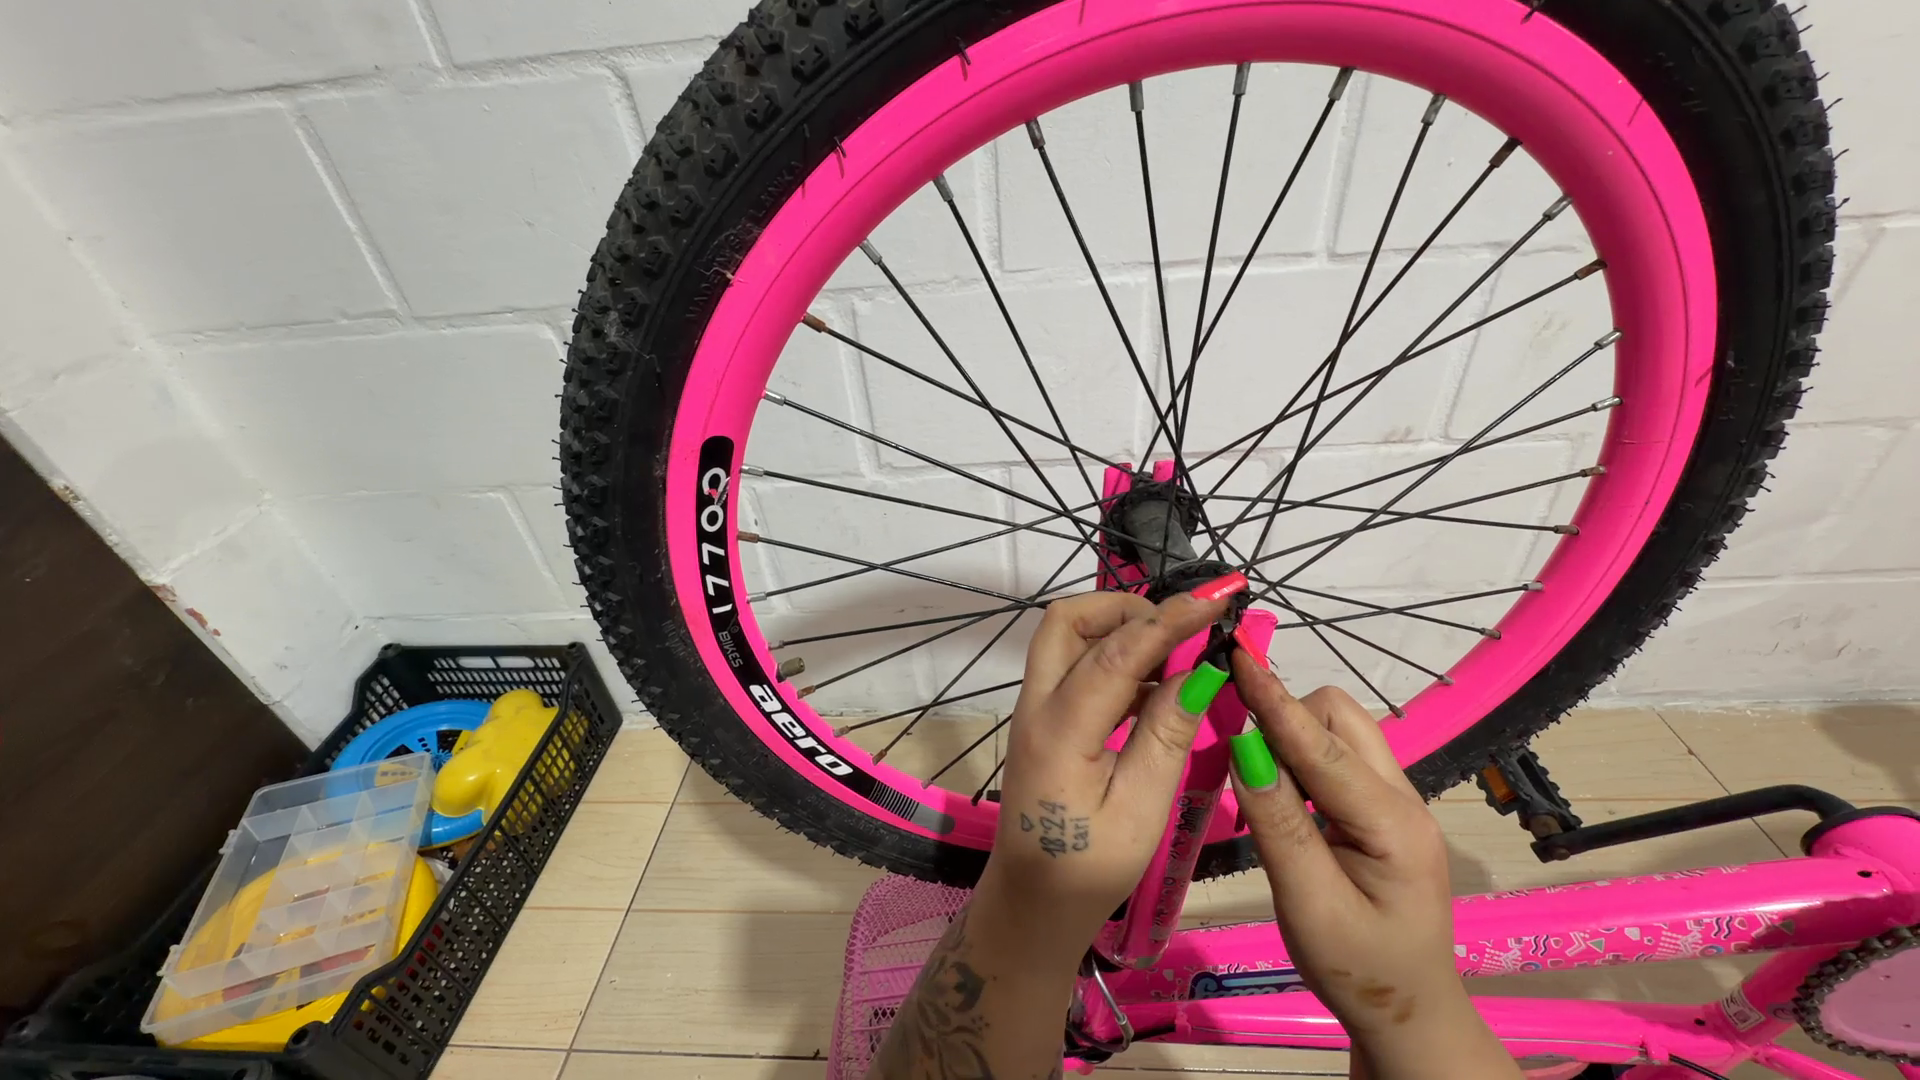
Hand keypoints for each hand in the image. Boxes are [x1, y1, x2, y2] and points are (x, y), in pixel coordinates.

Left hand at [971, 574, 1247, 965]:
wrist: (1031, 904)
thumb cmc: (1088, 871)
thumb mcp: (1140, 811)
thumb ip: (1167, 735)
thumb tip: (1198, 671)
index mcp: (1059, 731)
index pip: (1115, 653)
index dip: (1168, 620)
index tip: (1216, 598)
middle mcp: (1036, 706)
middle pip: (1066, 622)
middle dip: (1123, 607)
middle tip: (1179, 622)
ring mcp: (1033, 710)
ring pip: (1065, 639)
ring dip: (1117, 628)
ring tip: (1175, 648)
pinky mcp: (1041, 721)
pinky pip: (1071, 666)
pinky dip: (1111, 656)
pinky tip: (1153, 684)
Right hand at [1228, 653, 1517, 1078]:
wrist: (1409, 1015)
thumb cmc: (1357, 969)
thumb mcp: (1309, 904)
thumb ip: (1277, 823)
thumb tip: (1241, 749)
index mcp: (1390, 822)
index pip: (1321, 745)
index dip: (1274, 699)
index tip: (1238, 656)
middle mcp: (1400, 797)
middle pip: (1340, 717)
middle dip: (1288, 715)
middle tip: (1239, 749)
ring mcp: (1396, 801)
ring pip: (1340, 730)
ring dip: (1294, 735)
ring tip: (1258, 776)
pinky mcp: (1380, 810)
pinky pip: (1337, 756)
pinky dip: (1302, 756)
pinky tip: (1281, 791)